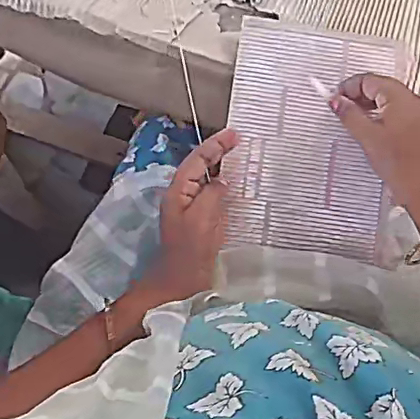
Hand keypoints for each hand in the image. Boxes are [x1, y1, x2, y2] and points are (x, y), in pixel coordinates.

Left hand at [134, 128, 241, 304]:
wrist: (181, 283)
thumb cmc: (189, 253)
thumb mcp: (202, 219)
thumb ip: (212, 193)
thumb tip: (223, 180)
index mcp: (178, 192)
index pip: (197, 160)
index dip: (215, 145)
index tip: (234, 135)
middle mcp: (183, 196)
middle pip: (201, 166)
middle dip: (218, 152)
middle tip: (239, 140)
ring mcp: (192, 209)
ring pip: (207, 180)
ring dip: (223, 167)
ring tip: (241, 156)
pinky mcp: (201, 221)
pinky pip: (214, 196)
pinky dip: (226, 186)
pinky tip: (238, 186)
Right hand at [330, 74, 419, 213]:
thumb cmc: (398, 163)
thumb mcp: (367, 136)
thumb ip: (349, 115)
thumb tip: (336, 100)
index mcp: (401, 98)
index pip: (370, 80)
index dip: (349, 86)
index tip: (335, 98)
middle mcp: (414, 101)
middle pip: (382, 87)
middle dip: (359, 94)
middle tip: (341, 108)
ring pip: (391, 100)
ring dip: (371, 105)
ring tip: (354, 119)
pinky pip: (399, 112)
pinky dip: (383, 115)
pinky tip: (372, 129)